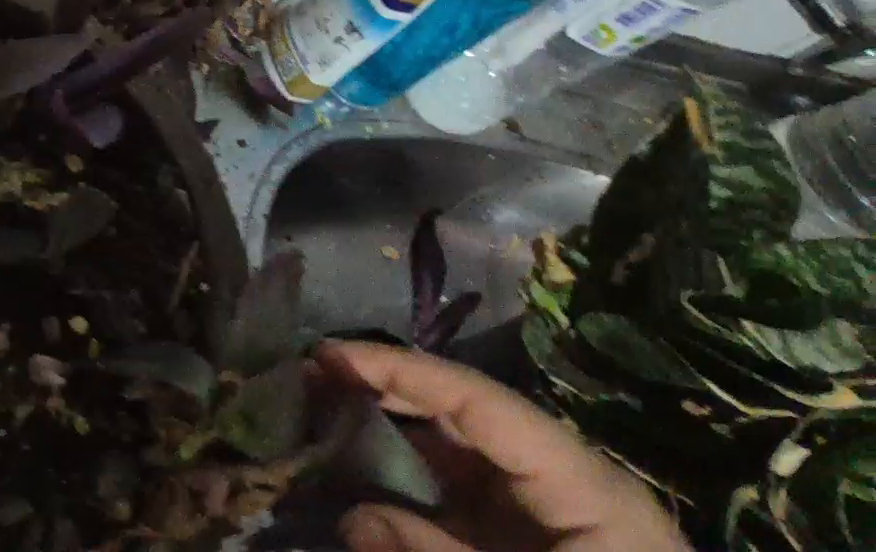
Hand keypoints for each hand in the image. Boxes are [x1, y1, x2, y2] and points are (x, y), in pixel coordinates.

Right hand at [316, 341, 690, 551]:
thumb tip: (352, 519)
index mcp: (581, 484)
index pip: (475, 398)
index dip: (397, 369)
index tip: (325, 356)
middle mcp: (560, 481)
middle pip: (459, 414)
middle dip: (384, 393)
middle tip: (308, 380)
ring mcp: (542, 512)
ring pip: (451, 452)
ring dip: (386, 436)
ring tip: (318, 419)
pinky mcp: (523, 539)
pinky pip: (453, 494)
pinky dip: (403, 483)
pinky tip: (356, 479)